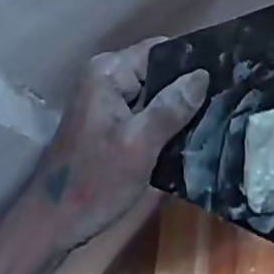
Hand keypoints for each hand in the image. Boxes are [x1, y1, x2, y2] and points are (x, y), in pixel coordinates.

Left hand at [22, 40, 208, 249]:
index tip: (221, 77)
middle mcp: (104, 75)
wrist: (51, 224)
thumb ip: (171, 107)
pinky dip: (159, 120)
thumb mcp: (140, 144)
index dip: (188, 62)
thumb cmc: (94, 181)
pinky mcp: (106, 119)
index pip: (159, 50)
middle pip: (156, 69)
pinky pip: (142, 107)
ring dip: (173, 106)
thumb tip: (202, 74)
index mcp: (108, 71)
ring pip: (151, 90)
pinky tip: (181, 135)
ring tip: (207, 119)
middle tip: (218, 103)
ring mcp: (104, 97)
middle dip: (183, 87)